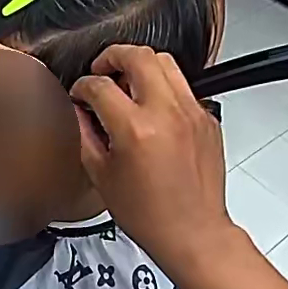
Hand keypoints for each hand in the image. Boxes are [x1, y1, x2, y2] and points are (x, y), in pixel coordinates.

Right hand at [71, 46, 235, 274]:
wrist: (193, 232)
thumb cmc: (151, 215)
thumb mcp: (102, 176)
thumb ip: (87, 135)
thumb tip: (81, 112)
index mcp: (135, 129)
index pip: (99, 85)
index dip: (82, 86)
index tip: (80, 94)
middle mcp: (167, 114)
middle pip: (138, 56)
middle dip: (112, 56)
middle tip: (102, 69)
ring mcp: (192, 113)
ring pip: (166, 62)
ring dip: (141, 65)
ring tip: (128, 81)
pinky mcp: (208, 120)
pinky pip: (184, 88)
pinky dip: (165, 89)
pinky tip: (153, 108)